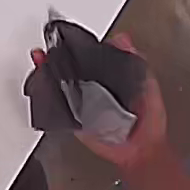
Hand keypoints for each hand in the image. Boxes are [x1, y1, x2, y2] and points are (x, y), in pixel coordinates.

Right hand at [31, 32, 170, 174]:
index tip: (66, 39)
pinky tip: (43, 86)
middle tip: (47, 50)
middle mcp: (93, 91)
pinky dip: (49, 98)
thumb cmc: (148, 121)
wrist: (143, 150)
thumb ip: (135, 62)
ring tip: (41, 61)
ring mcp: (82, 105)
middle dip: (55, 59)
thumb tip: (124, 39)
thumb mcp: (146, 83)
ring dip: (48, 74)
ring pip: (60, 86)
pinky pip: (59, 108)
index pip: (88, 59)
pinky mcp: (76, 121)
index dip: (75, 49)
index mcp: (109, 80)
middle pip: (69, 71)